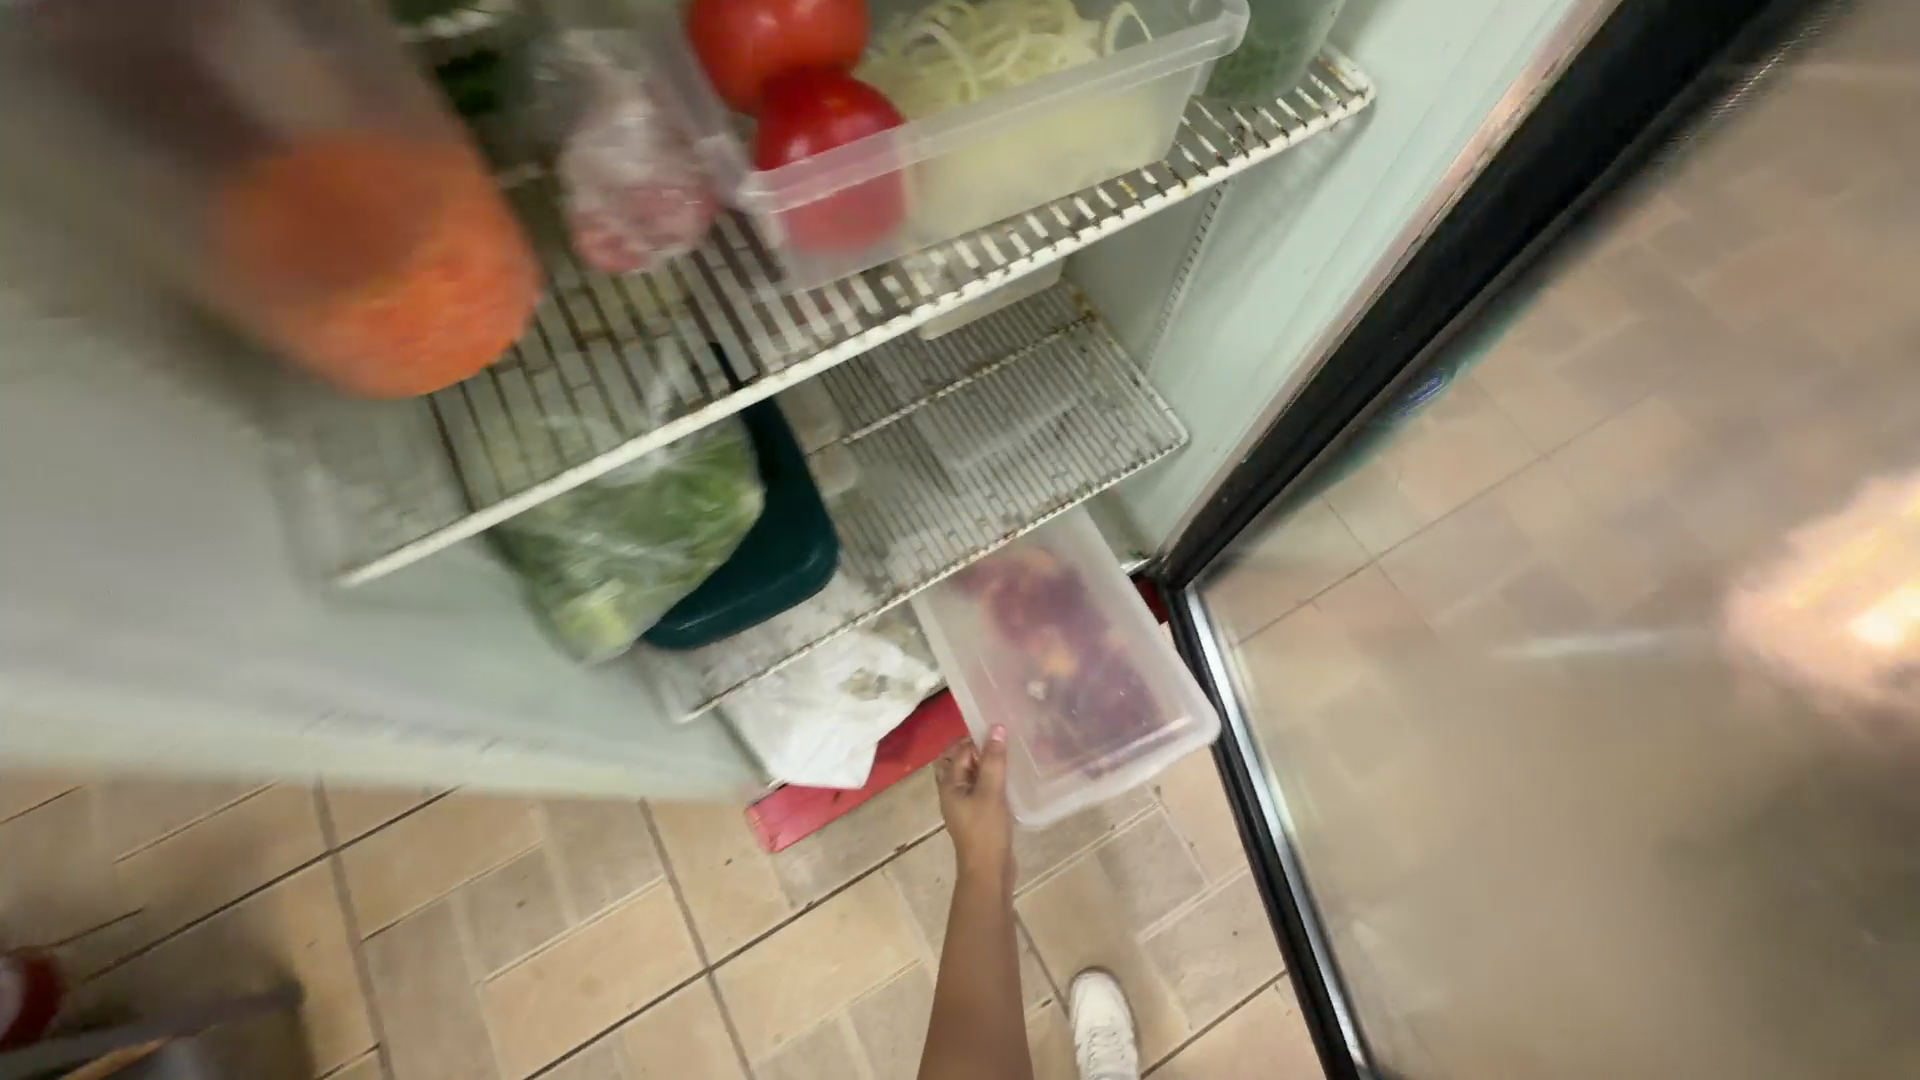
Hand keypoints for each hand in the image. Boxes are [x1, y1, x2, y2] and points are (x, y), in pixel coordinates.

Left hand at [935, 726, 1013, 887]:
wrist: (988, 872)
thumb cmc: (985, 830)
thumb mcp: (991, 791)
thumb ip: (993, 760)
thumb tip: (996, 727)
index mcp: (949, 785)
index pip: (958, 752)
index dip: (975, 739)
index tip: (998, 730)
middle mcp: (952, 793)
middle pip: (957, 763)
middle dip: (975, 750)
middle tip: (1000, 742)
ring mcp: (964, 806)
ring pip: (970, 777)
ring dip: (984, 765)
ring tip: (1007, 756)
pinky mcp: (977, 816)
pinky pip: (980, 790)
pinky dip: (990, 780)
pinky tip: (1008, 780)